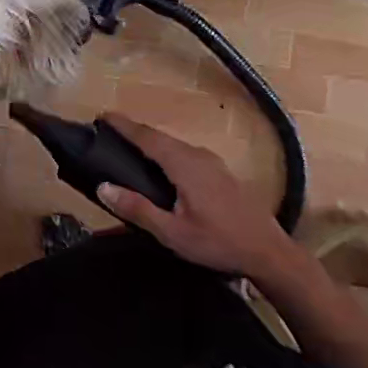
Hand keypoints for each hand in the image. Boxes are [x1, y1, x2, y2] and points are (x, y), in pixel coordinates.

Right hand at [95, 113, 300, 279]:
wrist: (266, 251)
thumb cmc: (218, 243)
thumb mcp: (172, 233)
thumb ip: (138, 209)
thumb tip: (103, 188)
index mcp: (185, 165)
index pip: (148, 137)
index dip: (124, 125)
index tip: (101, 116)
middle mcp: (199, 156)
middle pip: (161, 138)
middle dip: (134, 132)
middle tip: (107, 135)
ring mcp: (213, 163)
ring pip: (175, 145)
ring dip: (151, 143)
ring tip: (127, 149)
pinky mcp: (220, 173)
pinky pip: (186, 155)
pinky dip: (166, 154)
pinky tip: (159, 169)